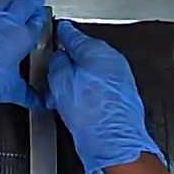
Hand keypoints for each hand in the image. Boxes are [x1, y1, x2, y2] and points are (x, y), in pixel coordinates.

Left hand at [0, 0, 47, 127]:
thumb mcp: (11, 90)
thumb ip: (28, 95)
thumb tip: (38, 103)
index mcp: (21, 36)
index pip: (36, 22)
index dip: (41, 18)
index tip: (43, 13)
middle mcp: (5, 24)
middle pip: (22, 5)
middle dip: (31, 2)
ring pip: (3, 4)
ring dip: (11, 1)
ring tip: (16, 0)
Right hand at [47, 22, 166, 173]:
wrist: (114, 144)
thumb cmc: (90, 115)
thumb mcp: (60, 82)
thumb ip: (57, 62)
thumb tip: (59, 57)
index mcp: (97, 50)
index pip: (74, 34)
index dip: (61, 33)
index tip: (57, 29)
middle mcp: (112, 60)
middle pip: (84, 53)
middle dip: (67, 62)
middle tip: (51, 73)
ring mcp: (120, 77)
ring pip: (91, 70)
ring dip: (75, 79)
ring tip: (60, 97)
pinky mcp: (122, 94)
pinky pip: (99, 85)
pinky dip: (86, 90)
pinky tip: (76, 105)